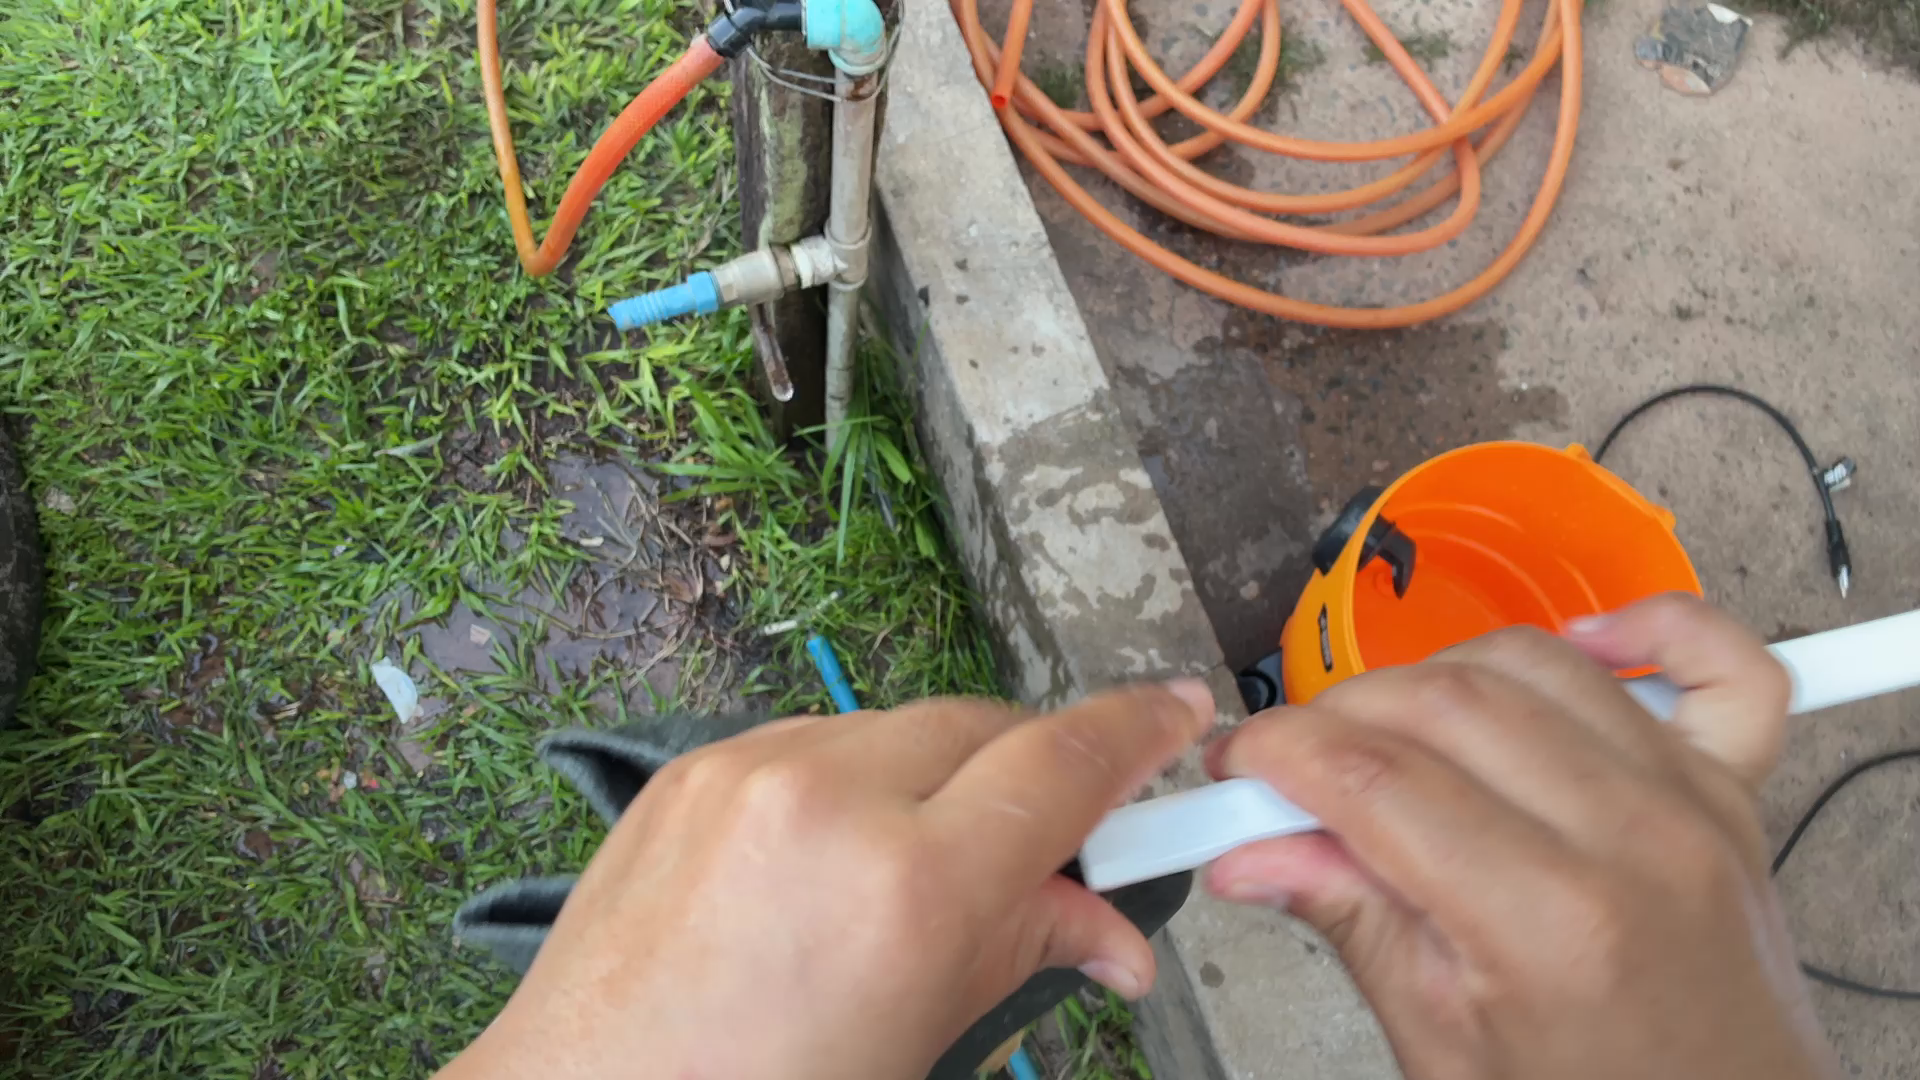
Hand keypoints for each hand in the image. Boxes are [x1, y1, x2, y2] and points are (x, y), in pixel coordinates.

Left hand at [438, 682, 1214, 1079]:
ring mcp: (750, 763)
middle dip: (1030, 765)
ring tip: (921, 854)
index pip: (1057, 766)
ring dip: (942, 775)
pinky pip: (826, 740)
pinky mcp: (700, 761)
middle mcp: (826, 792)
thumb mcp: (922, 1048)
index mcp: (900, 886)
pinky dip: (863, 777)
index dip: (1134, 730)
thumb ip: (1026, 951)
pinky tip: (837, 845)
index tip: (1179, 708)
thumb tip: (1115, 930)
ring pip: (905, 727)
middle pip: (984, 726)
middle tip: (1044, 828)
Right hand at [1204, 593, 1837, 1079]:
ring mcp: (1690, 802)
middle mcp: (1633, 840)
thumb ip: (1338, 913)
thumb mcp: (1430, 1036)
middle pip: (1436, 699)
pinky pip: (1721, 668)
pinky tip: (1584, 640)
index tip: (1234, 763)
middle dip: (1329, 714)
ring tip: (1386, 732)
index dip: (1276, 750)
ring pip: (1523, 661)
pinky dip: (1653, 628)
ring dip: (1424, 676)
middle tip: (1290, 760)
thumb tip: (1239, 852)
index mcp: (1551, 923)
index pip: (1372, 776)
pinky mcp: (1727, 789)